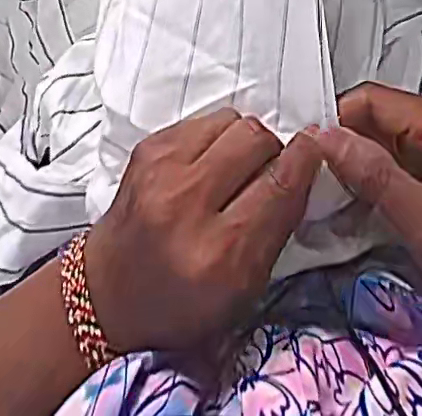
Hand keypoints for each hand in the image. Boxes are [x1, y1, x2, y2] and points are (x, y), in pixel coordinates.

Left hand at [87, 109, 321, 352]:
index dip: (305, 159)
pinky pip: (203, 120)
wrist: (107, 294)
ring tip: (232, 166)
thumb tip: (303, 165)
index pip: (280, 185)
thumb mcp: (244, 288)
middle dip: (272, 150)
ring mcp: (161, 173)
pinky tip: (204, 164)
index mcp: (219, 256)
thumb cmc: (182, 302)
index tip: (314, 148)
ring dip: (242, 139)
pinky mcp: (147, 150)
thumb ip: (278, 226)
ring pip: (232, 120)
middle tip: (264, 169)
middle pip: (257, 139)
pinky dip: (213, 137)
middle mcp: (187, 207)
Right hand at [317, 83, 421, 353]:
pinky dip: (363, 182)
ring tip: (324, 195)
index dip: (337, 121)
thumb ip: (376, 176)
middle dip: (341, 144)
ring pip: (374, 142)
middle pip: (373, 117)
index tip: (305, 153)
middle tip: (310, 177)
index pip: (374, 99)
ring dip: (349, 167)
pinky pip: (384, 166)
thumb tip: (325, 136)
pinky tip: (346, 204)